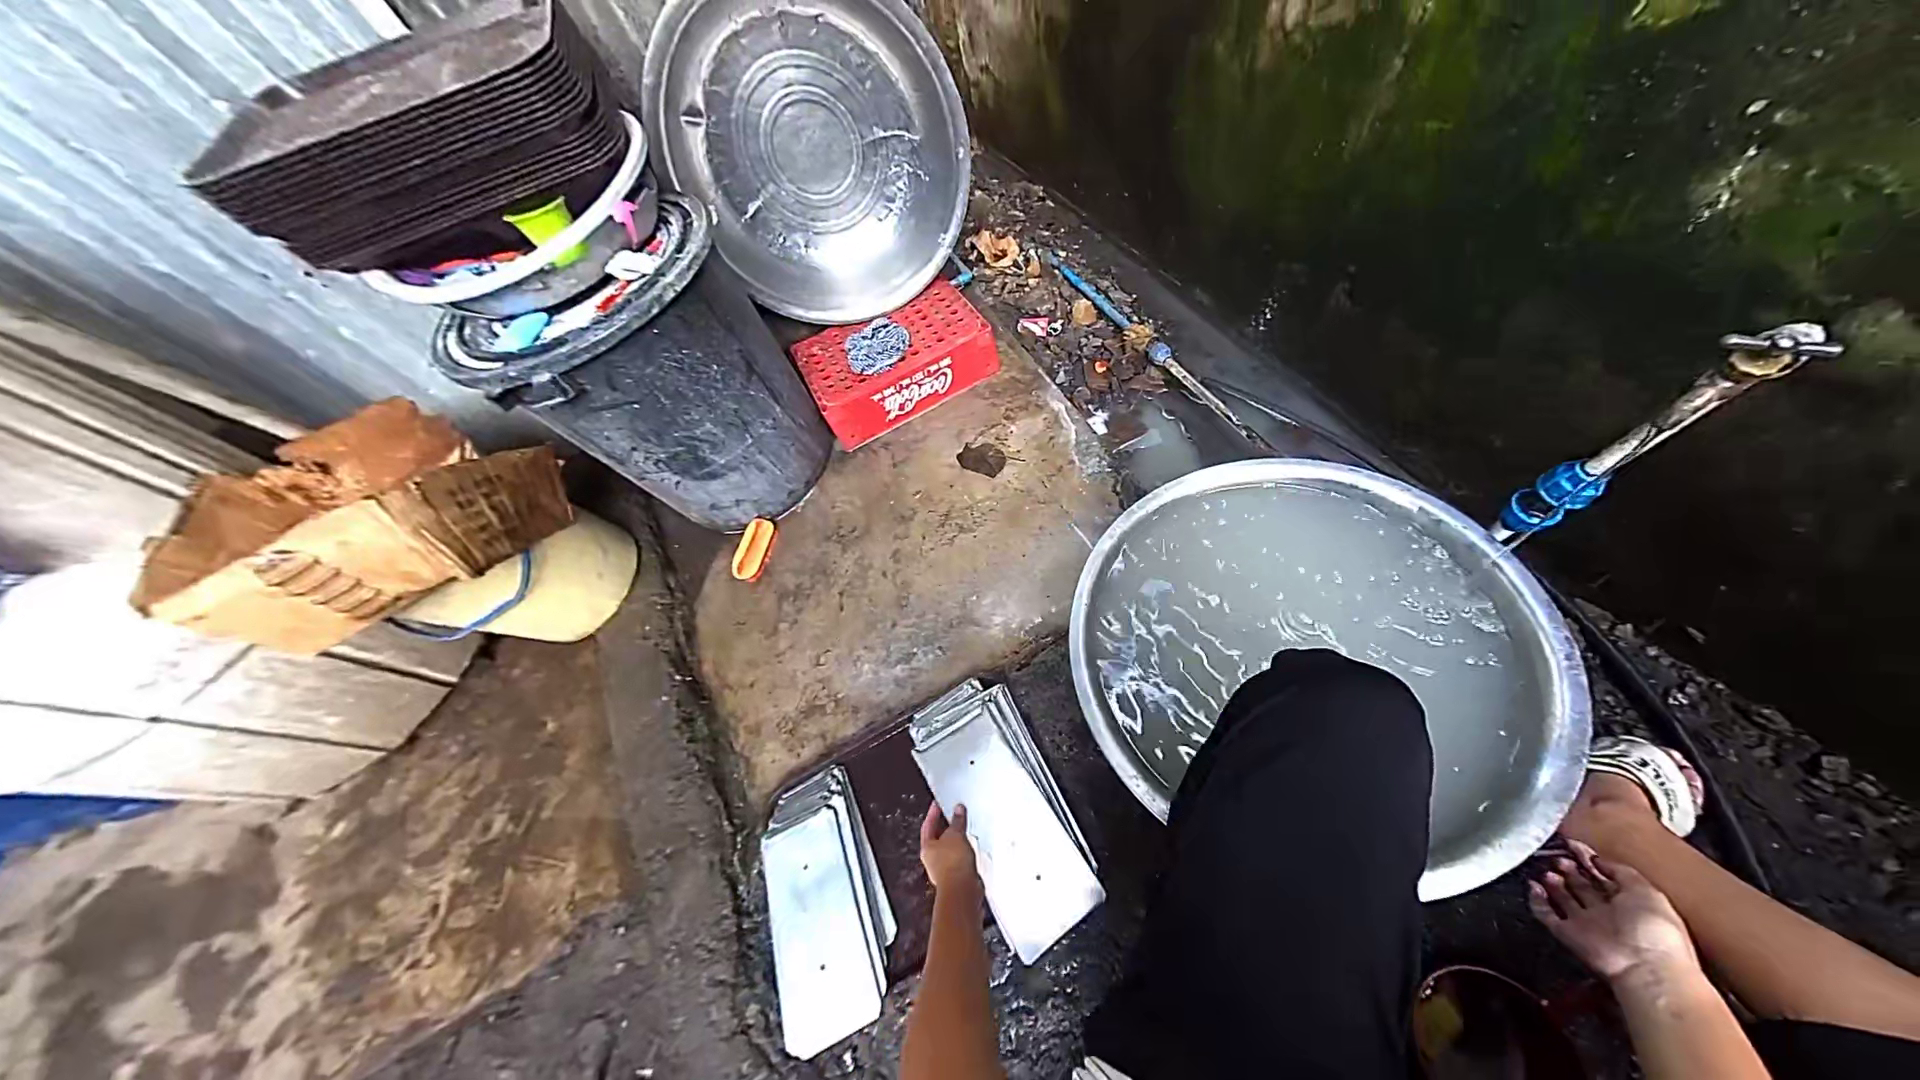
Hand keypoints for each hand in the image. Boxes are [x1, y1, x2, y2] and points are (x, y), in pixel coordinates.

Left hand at [920, 801, 979, 893]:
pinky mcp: (956, 875)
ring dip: (955, 839)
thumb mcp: (955, 834)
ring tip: (964, 829)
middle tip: (952, 814)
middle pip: (937, 838)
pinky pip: (958, 858)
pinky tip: (970, 848)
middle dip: (945, 826)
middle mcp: (932, 859)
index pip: (927, 825)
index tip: (936, 804)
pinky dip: (963, 851)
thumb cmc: (953, 865)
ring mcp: (943, 868)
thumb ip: (957, 821)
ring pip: (948, 848)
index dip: (932, 813)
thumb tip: (958, 810)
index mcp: (926, 847)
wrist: (962, 888)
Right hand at [1529, 839, 1699, 984]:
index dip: (1589, 860)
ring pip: (1562, 898)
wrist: (1644, 968)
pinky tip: (1534, 886)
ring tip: (1548, 869)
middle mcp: (1606, 913)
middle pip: (1582, 886)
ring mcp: (1585, 924)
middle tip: (1558, 856)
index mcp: (1631, 904)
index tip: (1573, 844)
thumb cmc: (1654, 930)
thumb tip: (1595, 858)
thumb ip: (1620, 871)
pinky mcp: (1566, 933)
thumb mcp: (1647, 891)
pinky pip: (1545, 913)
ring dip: (1553, 882)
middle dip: (1569, 869)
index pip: (1604, 877)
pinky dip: (1536, 899)